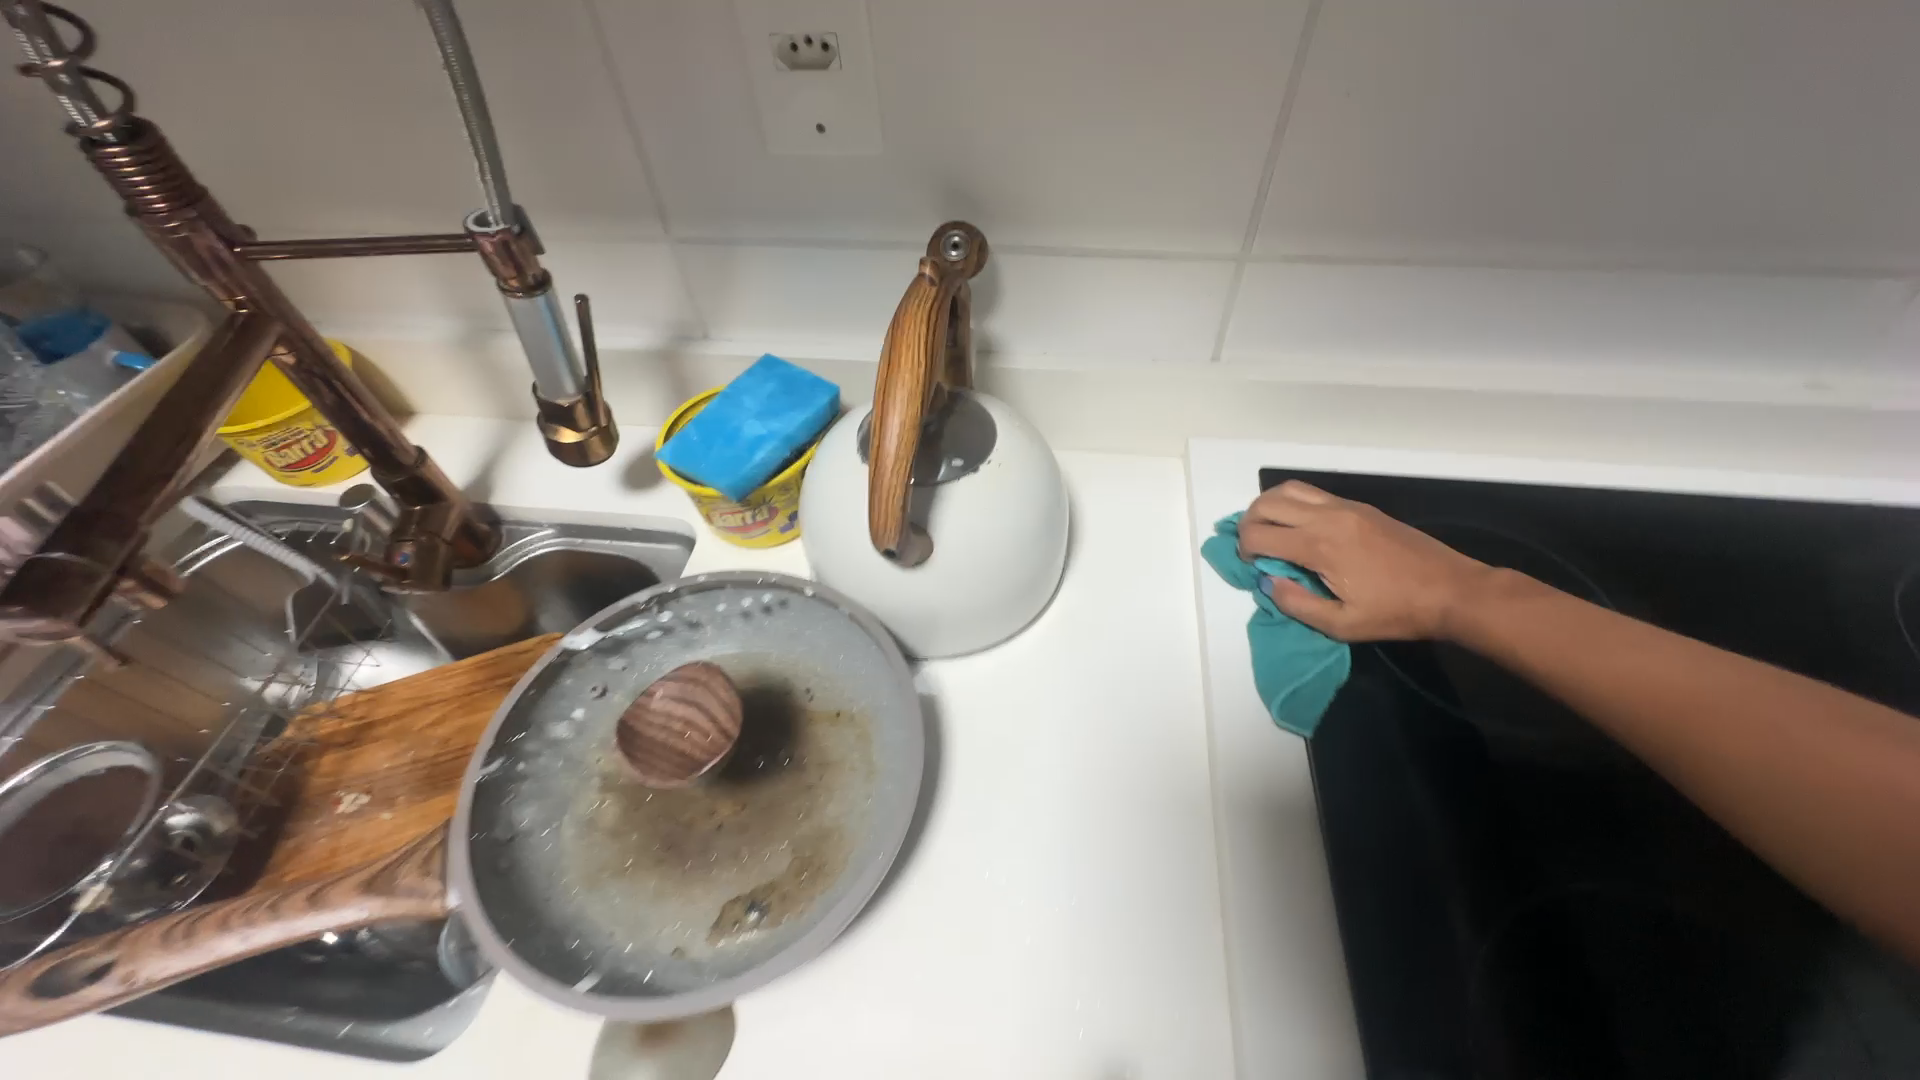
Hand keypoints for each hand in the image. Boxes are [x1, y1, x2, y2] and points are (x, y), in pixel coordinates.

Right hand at [1236, 480, 1496, 641]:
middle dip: (1249, 523)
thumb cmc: (1397, 613)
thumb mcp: (1342, 625)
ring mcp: (1345, 507)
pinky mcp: (1359, 507)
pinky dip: (1292, 503)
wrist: (1452, 590)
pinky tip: (1299, 527)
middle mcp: (1327, 518)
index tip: (1253, 567)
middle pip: (1266, 503)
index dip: (1244, 550)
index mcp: (1319, 546)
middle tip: (1254, 548)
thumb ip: (1297, 604)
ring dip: (1268, 507)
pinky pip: (1312, 493)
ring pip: (1288, 489)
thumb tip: (1268, 582)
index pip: (1259, 534)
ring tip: (1270, 531)